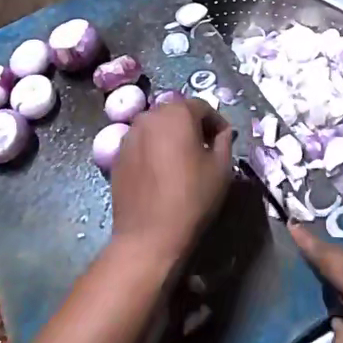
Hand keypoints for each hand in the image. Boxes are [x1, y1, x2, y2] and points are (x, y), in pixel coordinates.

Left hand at [110, 98, 233, 269]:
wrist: (149, 235)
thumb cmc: (192, 198)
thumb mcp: (221, 168)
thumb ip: (224, 141)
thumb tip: (221, 132)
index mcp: (176, 113)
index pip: (202, 107)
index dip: (216, 123)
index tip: (223, 142)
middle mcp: (149, 115)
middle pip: (177, 113)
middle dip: (192, 126)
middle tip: (204, 150)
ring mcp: (129, 134)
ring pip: (157, 127)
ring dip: (171, 137)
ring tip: (181, 161)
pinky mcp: (118, 153)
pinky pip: (142, 142)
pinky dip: (154, 149)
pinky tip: (160, 172)